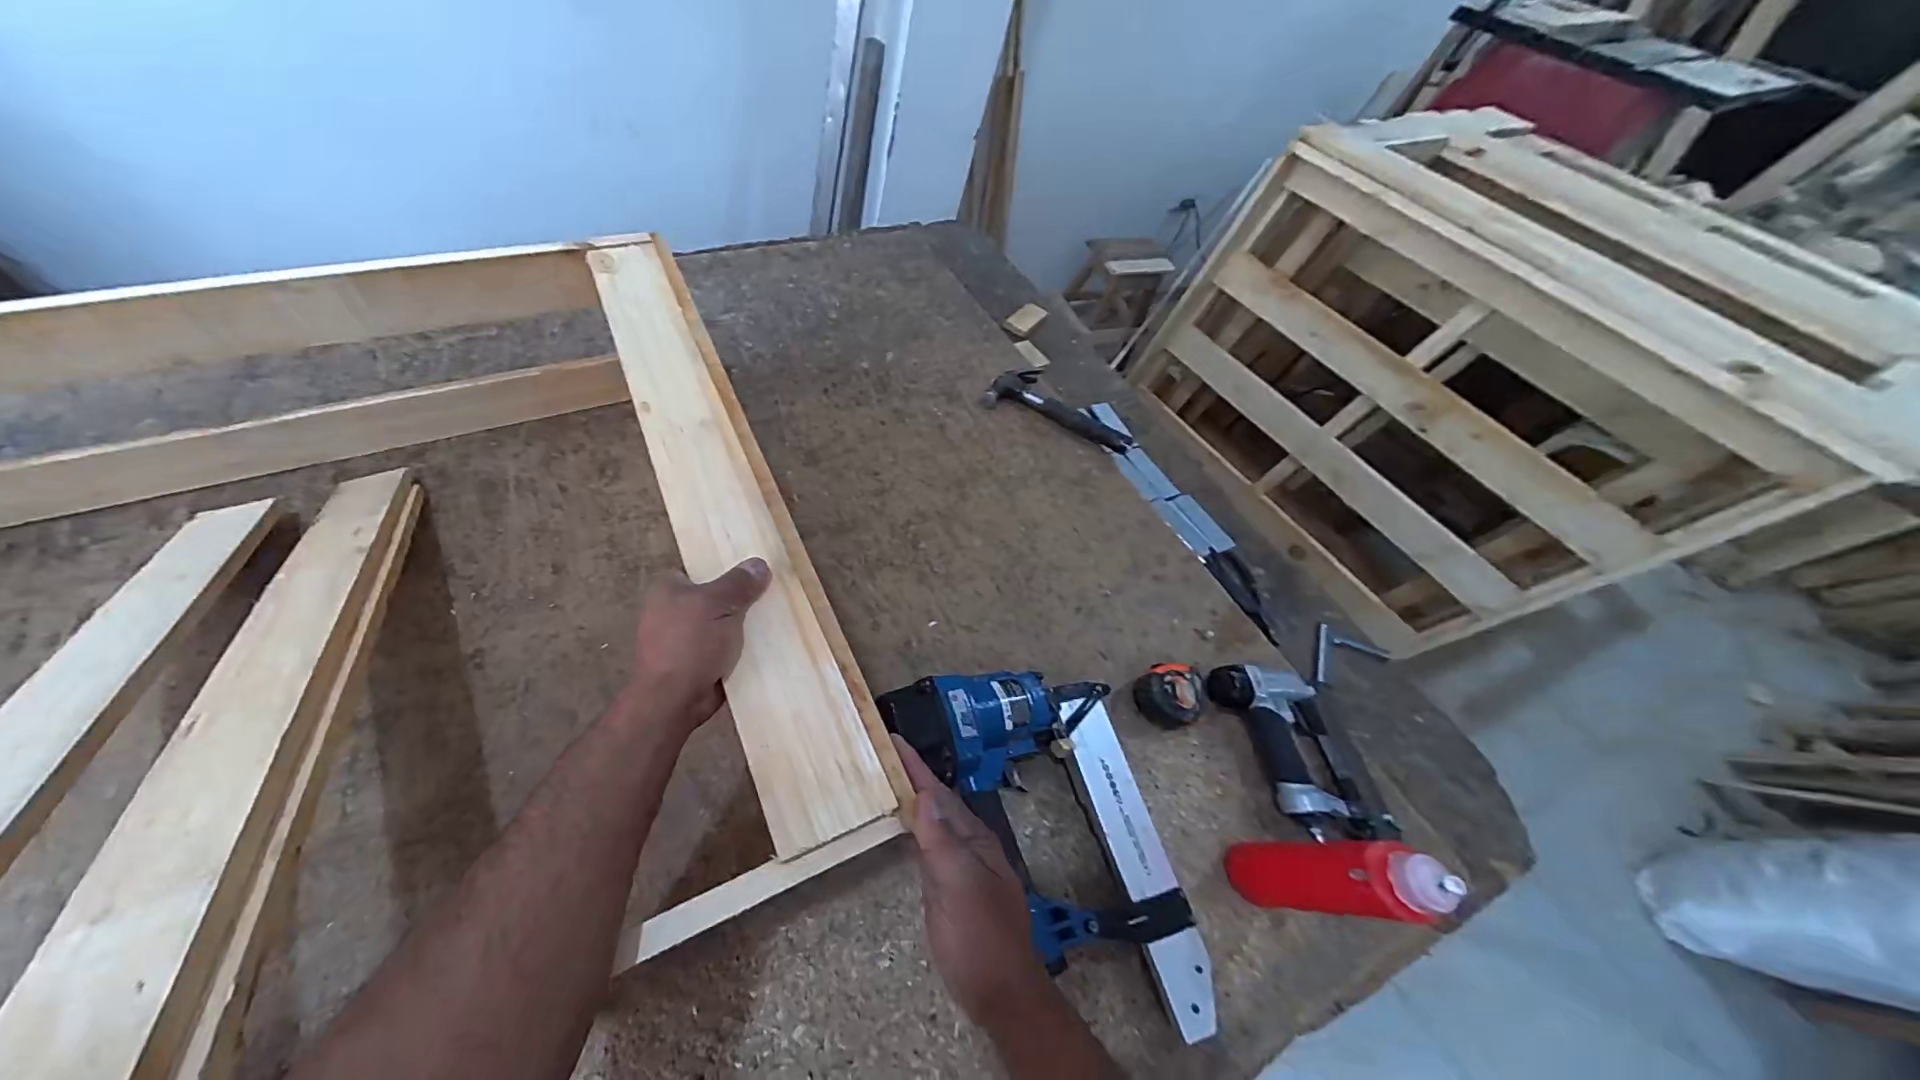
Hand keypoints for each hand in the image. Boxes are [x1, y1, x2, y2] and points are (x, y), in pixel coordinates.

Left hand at [624, 558, 771, 739]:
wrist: (674, 700)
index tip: (754, 574)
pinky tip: (762, 646)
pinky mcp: (695, 662)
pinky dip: (739, 647)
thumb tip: (758, 564)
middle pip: (714, 597)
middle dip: (739, 599)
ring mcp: (682, 639)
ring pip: (721, 623)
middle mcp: (671, 611)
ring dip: (741, 626)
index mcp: (667, 590)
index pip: (700, 570)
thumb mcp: (717, 604)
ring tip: (773, 620)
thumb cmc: (690, 644)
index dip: (726, 570)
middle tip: (769, 596)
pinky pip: (723, 647)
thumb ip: (738, 583)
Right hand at [892, 735, 1053, 1027]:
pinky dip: (908, 827)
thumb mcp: (961, 887)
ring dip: (909, 798)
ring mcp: (955, 866)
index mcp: (972, 838)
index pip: (939, 792)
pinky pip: (923, 845)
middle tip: (878, 754)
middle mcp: (965, 845)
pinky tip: (897, 825)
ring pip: (929, 821)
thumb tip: (923, 795)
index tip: (892, 739)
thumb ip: (942, 842)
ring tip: (883, 778)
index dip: (916, 766)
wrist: (999, 992)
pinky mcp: (943, 887)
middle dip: (910, 776)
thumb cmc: (982, 939)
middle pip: (934, 802)